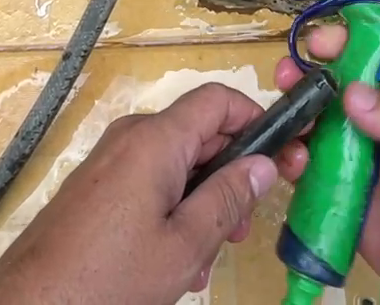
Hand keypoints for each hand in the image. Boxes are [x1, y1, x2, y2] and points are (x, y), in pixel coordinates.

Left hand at [0, 83, 282, 304]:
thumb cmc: (109, 279)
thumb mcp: (182, 247)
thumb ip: (227, 199)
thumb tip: (265, 163)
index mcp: (156, 138)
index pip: (218, 99)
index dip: (256, 119)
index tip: (283, 158)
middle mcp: (133, 136)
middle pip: (200, 133)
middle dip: (231, 174)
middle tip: (245, 228)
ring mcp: (111, 160)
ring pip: (176, 163)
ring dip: (202, 200)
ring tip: (206, 258)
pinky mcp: (97, 186)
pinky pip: (149, 180)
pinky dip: (172, 209)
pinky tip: (173, 260)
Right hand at [275, 27, 379, 304]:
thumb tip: (351, 92)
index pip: (374, 61)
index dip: (347, 45)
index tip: (321, 43)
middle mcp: (379, 125)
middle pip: (337, 89)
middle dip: (310, 74)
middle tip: (286, 73)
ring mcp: (357, 161)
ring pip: (317, 126)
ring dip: (295, 113)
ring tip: (284, 115)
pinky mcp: (340, 198)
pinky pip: (310, 172)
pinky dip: (293, 159)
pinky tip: (291, 159)